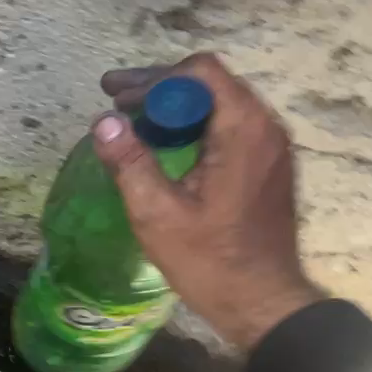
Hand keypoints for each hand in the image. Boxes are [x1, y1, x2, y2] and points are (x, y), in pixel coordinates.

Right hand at [93, 53, 325, 350]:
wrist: (259, 297)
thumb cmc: (207, 260)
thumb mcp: (157, 214)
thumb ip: (130, 163)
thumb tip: (102, 123)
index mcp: (242, 130)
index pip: (199, 73)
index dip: (151, 79)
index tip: (113, 97)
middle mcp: (264, 126)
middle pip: (210, 83)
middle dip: (158, 87)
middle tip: (113, 103)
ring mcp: (269, 145)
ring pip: (218, 104)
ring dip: (173, 107)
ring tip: (131, 123)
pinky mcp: (265, 164)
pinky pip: (226, 127)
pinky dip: (191, 126)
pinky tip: (162, 147)